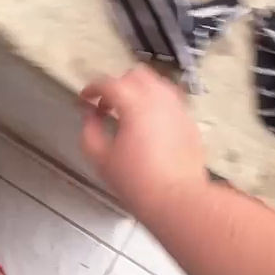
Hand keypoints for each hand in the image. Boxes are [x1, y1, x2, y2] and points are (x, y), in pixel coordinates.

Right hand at [79, 67, 208, 218]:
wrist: (177, 199)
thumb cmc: (138, 182)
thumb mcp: (100, 158)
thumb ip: (89, 129)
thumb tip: (91, 116)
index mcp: (134, 105)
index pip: (108, 83)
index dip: (91, 89)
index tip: (85, 99)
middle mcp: (159, 100)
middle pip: (135, 75)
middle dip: (117, 85)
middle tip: (106, 104)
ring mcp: (178, 108)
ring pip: (156, 83)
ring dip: (138, 91)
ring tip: (127, 112)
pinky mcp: (189, 121)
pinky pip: (170, 101)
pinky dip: (155, 103)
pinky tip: (148, 124)